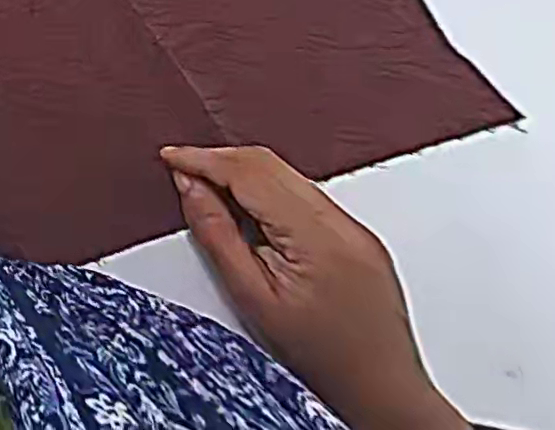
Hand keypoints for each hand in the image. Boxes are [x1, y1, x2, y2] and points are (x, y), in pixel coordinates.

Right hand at [160, 146, 466, 429]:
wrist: (383, 397)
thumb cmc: (320, 358)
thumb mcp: (250, 296)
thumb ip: (214, 232)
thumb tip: (188, 183)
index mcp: (319, 239)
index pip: (249, 173)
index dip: (203, 159)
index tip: (171, 156)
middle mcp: (343, 225)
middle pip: (267, 164)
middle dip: (217, 158)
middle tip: (182, 167)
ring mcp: (353, 228)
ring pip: (282, 171)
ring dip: (238, 169)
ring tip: (206, 186)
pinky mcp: (354, 233)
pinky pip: (298, 189)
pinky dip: (261, 185)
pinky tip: (242, 205)